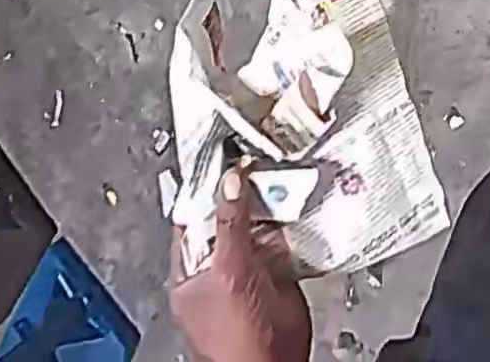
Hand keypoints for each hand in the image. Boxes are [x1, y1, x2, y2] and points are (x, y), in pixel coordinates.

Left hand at [169, 170, 310, 361]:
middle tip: (257, 156)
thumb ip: (231, 224)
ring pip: (257, 220)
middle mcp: (218, 263)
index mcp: (191, 269)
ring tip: (280, 167)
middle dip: (243, 188)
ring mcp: (248, 263)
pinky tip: (298, 194)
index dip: (205, 187)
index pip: (193, 217)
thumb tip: (230, 180)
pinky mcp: (276, 264)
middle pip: (228, 214)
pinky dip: (289, 213)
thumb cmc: (236, 334)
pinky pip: (281, 231)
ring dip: (269, 198)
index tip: (222, 155)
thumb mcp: (229, 271)